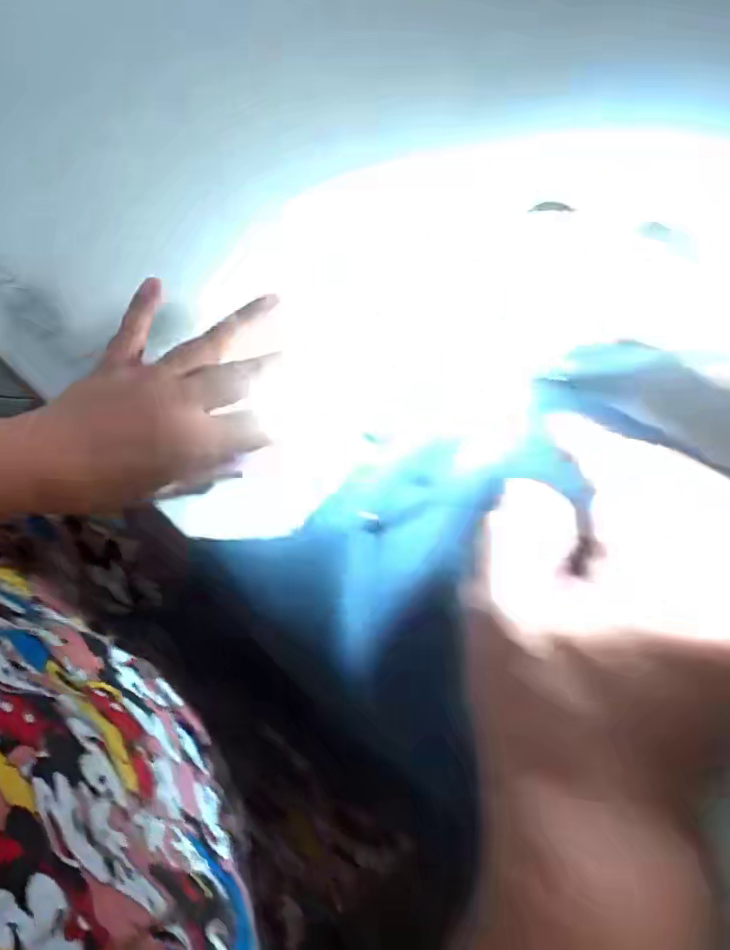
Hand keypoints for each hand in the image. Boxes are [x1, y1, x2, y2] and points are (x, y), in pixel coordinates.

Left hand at [24, 278, 278, 511]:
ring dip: (242, 321)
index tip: (293, 421)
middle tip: (301, 353)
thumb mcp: (153, 492)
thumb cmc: (96, 486)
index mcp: (195, 441)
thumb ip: (199, 476)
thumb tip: (242, 465)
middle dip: (273, 366)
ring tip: (275, 299)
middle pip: (238, 380)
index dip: (272, 428)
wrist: (42, 459)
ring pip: (203, 346)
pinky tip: (155, 281)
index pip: (251, 429)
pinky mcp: (115, 366)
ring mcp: (149, 378)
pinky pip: (132, 332)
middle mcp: (182, 402)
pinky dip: (142, 306)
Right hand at [466, 413, 729, 805]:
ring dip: (675, 493)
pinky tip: (653, 520)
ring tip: (614, 476)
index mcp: (675, 587)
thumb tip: (535, 486)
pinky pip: (725, 554)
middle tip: (579, 446)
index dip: (596, 450)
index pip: (644, 491)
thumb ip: (517, 537)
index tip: (553, 423)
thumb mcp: (500, 610)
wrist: (598, 783)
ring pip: (723, 523)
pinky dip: (693, 526)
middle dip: (643, 467)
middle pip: (705, 500)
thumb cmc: (533, 694)